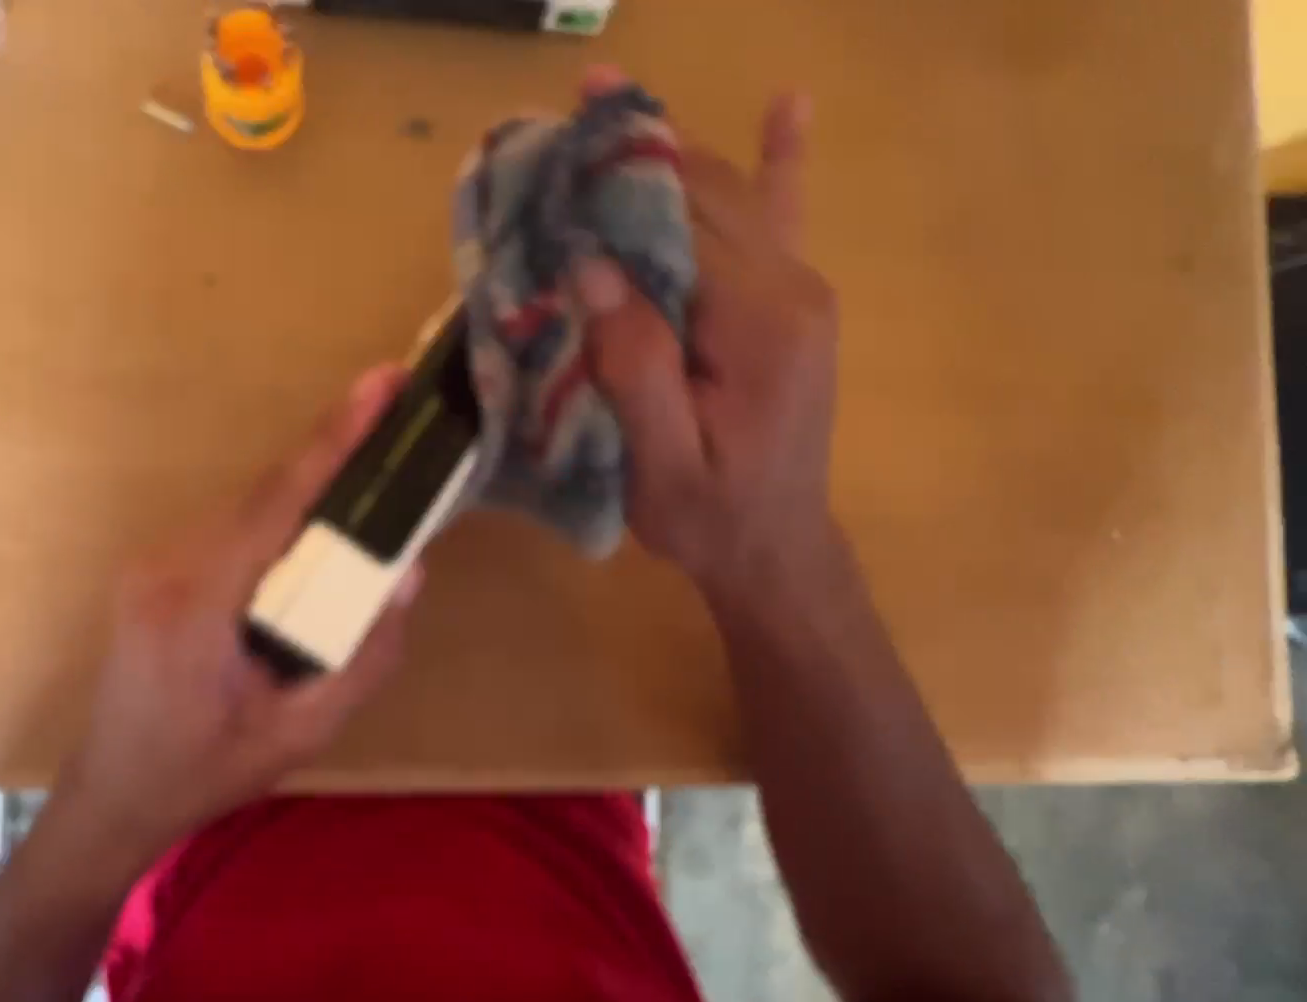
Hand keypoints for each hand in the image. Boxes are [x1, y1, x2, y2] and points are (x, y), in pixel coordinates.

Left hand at [59, 366, 420, 861]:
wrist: (116, 793)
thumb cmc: (207, 773)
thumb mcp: (301, 734)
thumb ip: (363, 657)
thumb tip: (405, 574)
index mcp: (198, 604)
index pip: (276, 503)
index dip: (333, 441)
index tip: (378, 385)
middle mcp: (167, 566)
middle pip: (263, 494)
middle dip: (331, 455)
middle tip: (394, 419)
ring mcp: (151, 563)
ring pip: (246, 506)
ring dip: (307, 490)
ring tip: (368, 475)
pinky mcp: (154, 569)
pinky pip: (230, 528)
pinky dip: (279, 519)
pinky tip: (316, 532)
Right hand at [575, 70, 840, 605]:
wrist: (776, 549)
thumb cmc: (708, 516)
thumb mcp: (659, 460)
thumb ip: (636, 365)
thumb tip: (594, 268)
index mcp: (760, 323)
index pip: (681, 223)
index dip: (619, 182)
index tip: (560, 146)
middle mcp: (790, 289)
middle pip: (706, 195)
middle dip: (638, 152)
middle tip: (575, 105)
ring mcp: (797, 293)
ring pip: (730, 198)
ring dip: (671, 151)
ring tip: (616, 97)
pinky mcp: (790, 307)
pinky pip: (783, 220)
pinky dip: (781, 162)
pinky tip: (789, 108)